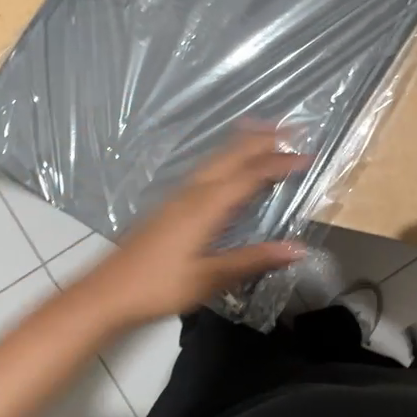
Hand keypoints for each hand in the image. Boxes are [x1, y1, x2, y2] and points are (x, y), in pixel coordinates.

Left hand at [72, 128, 308, 324]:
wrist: (108, 290)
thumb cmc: (159, 285)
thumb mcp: (211, 278)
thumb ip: (254, 260)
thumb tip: (298, 249)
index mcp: (206, 206)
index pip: (250, 175)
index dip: (280, 163)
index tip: (308, 156)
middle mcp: (193, 192)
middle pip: (231, 155)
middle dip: (261, 139)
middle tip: (291, 127)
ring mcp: (178, 196)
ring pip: (216, 158)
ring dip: (242, 143)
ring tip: (264, 131)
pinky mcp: (169, 204)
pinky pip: (205, 168)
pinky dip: (224, 157)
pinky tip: (225, 164)